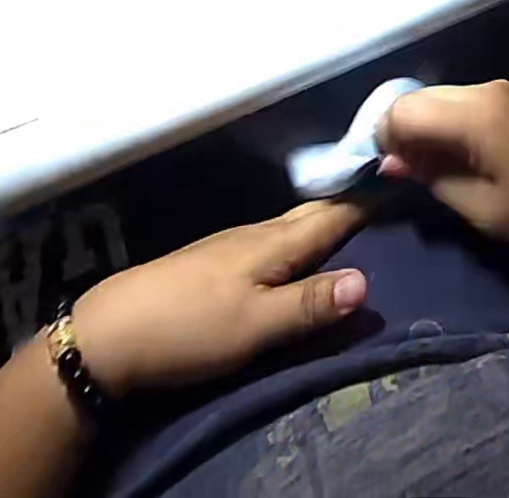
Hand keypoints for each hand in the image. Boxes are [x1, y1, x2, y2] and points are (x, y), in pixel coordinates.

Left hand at [68, 200, 367, 395]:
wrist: (110, 330)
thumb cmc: (191, 326)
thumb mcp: (255, 326)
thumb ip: (310, 303)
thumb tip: (368, 280)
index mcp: (277, 243)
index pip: (335, 215)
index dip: (368, 200)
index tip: (399, 178)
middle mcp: (261, 232)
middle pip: (316, 210)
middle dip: (351, 199)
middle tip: (384, 191)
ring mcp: (237, 241)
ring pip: (295, 219)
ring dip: (327, 211)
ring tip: (352, 212)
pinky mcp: (219, 255)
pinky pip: (277, 231)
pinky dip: (302, 228)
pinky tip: (298, 241)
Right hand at [378, 80, 508, 247]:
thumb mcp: (481, 208)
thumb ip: (431, 178)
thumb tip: (393, 161)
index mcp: (473, 113)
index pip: (403, 109)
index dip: (384, 138)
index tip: (389, 172)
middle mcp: (483, 89)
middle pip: (420, 97)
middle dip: (403, 130)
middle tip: (409, 173)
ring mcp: (501, 89)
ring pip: (440, 97)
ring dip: (426, 126)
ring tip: (436, 167)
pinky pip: (463, 101)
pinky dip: (448, 122)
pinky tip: (461, 154)